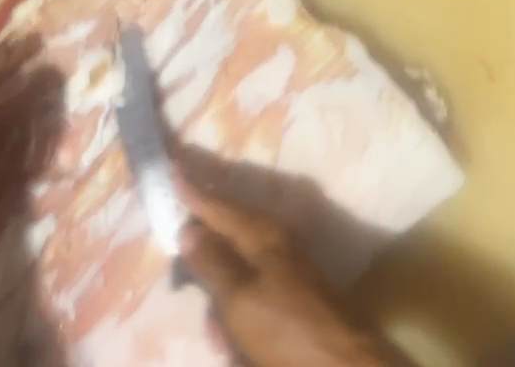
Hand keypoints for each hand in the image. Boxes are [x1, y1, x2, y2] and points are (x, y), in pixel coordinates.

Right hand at [177, 178, 411, 366]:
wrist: (345, 364)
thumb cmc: (287, 328)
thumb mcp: (239, 299)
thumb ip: (211, 262)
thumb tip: (189, 228)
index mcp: (261, 232)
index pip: (217, 203)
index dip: (191, 189)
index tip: (170, 167)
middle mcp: (273, 242)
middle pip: (222, 243)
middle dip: (205, 277)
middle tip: (202, 307)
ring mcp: (284, 270)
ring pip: (233, 282)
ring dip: (223, 313)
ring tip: (229, 345)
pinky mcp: (290, 297)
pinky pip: (250, 304)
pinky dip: (241, 325)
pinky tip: (242, 352)